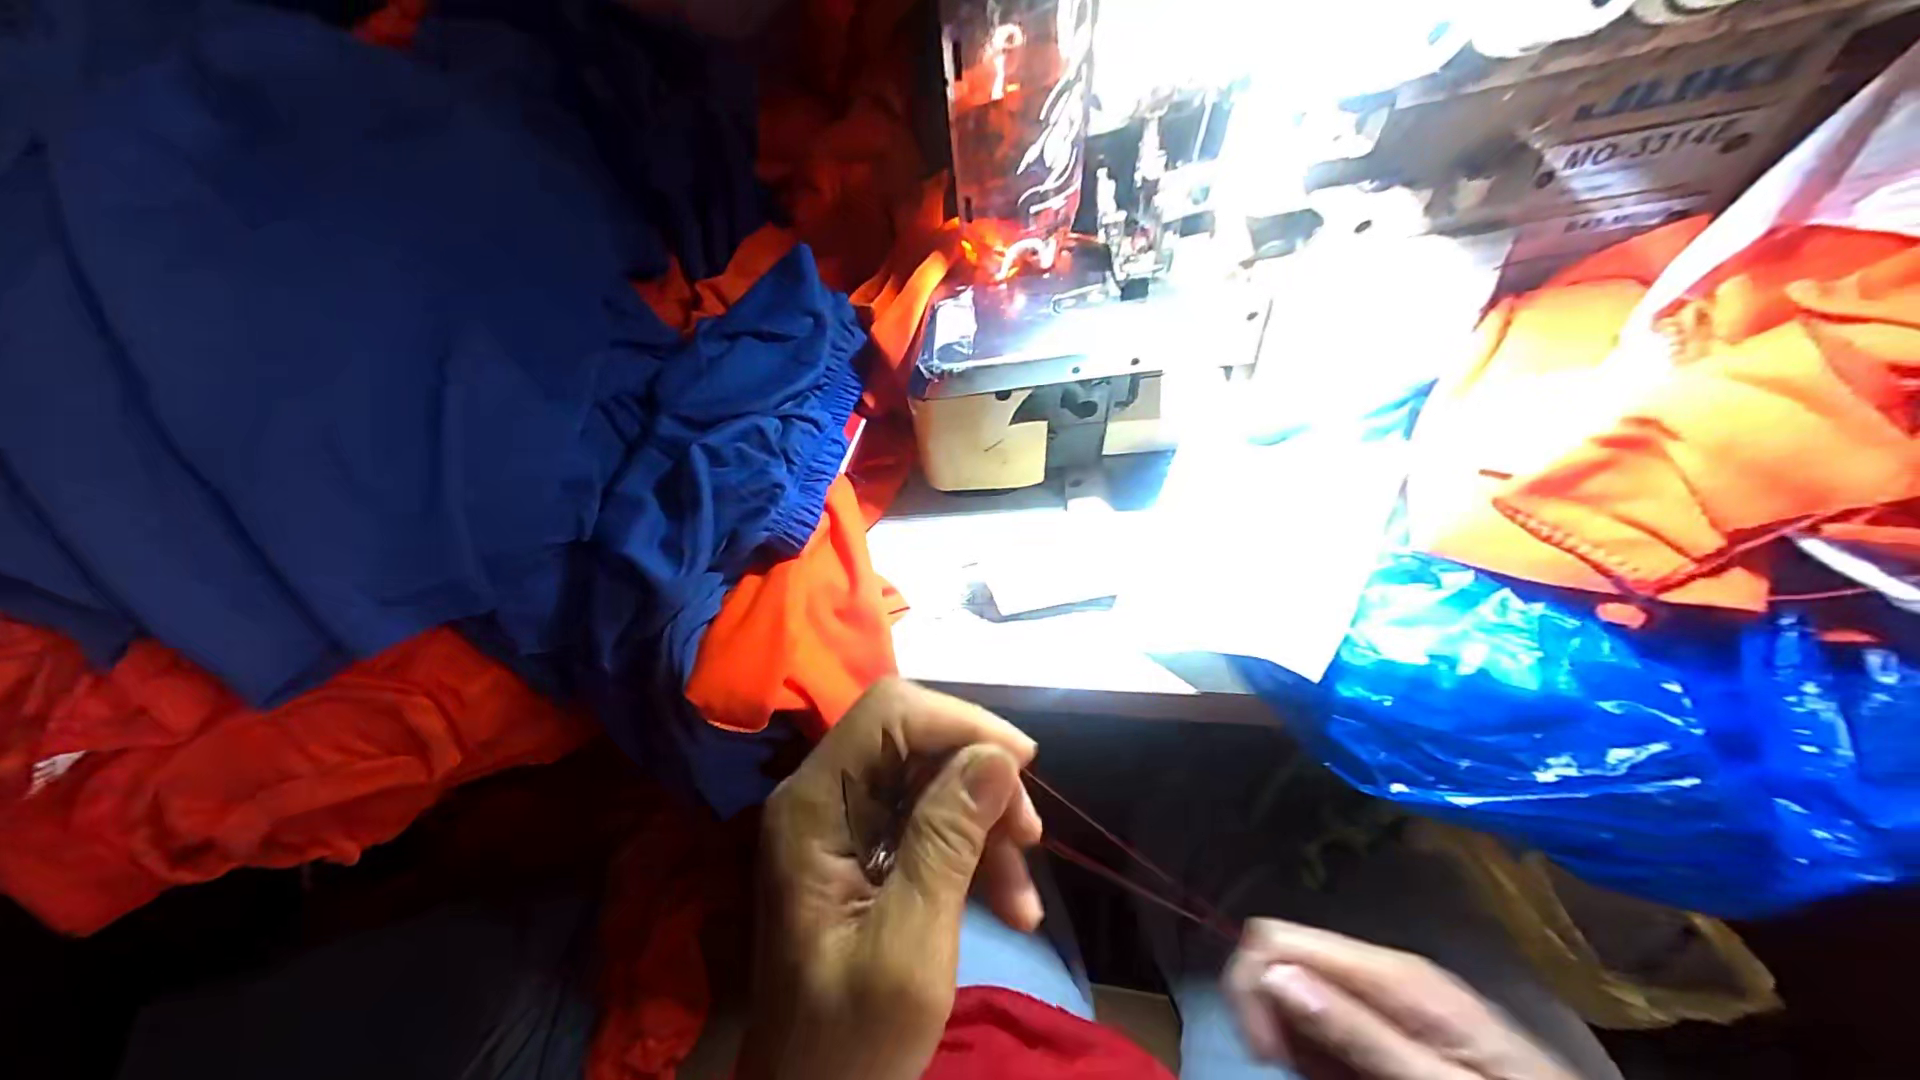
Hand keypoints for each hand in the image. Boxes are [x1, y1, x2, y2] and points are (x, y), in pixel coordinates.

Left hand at [738, 678, 1044, 1079]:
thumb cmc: (849, 1044)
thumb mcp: (909, 949)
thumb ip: (948, 843)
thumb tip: (997, 758)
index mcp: (813, 807)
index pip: (888, 713)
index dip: (959, 722)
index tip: (1021, 765)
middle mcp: (824, 797)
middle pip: (915, 740)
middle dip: (981, 779)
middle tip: (1030, 834)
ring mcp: (844, 821)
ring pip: (933, 777)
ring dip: (987, 822)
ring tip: (1022, 896)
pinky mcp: (867, 847)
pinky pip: (932, 818)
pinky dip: (975, 849)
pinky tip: (1011, 904)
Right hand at [1225, 919, 1578, 1079]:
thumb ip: (1358, 1031)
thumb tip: (1272, 973)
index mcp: (1388, 972)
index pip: (1276, 936)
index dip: (1251, 983)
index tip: (1264, 1052)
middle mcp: (1376, 969)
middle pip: (1279, 957)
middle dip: (1266, 1011)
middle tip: (1285, 1070)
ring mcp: (1381, 993)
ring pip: (1293, 988)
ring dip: (1290, 1036)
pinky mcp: (1385, 1017)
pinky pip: (1321, 1016)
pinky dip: (1313, 1048)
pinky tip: (1338, 1077)